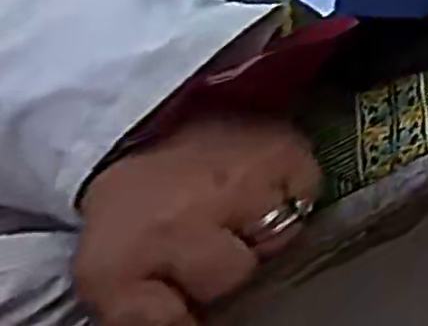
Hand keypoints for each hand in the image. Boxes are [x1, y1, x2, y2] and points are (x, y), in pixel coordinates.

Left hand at [74, 113, 321, 325]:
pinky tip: (271, 186)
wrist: (163, 130)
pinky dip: (296, 196)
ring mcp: (246, 185)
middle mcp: (187, 224)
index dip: (188, 317)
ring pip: (280, 236)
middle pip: (235, 276)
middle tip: (225, 248)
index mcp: (125, 263)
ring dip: (268, 230)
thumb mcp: (110, 269)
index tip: (201, 311)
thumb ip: (141, 308)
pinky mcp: (290, 155)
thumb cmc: (137, 210)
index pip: (165, 320)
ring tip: (248, 214)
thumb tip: (194, 323)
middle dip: (233, 267)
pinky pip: (309, 194)